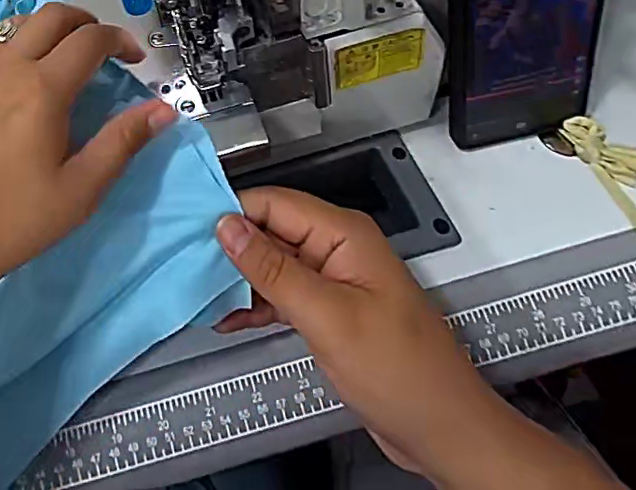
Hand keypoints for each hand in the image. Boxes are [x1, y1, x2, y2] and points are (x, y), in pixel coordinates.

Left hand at [0, 2, 175, 302]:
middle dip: (88, 21)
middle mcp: (9, 68)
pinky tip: (26, 75)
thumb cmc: (9, 221)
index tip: (135, 61)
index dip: (120, 41)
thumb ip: (123, 142)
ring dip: (53, 26)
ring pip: (21, 23)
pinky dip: (22, 39)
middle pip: (55, 15)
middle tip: (107, 49)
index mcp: (42, 87)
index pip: (91, 40)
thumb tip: (162, 110)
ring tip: (69, 56)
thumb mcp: (79, 190)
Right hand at [213, 187, 489, 478]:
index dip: (233, 211)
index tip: (192, 227)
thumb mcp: (328, 317)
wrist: (445, 433)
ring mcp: (330, 279)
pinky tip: (229, 317)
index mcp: (342, 233)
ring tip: (201, 292)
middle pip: (270, 230)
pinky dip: (256, 303)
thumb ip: (273, 269)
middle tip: (189, 263)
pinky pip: (282, 293)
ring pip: (272, 263)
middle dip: (231, 247)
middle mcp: (334, 247)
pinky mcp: (327, 308)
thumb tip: (228, 226)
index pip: (274, 202)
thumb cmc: (404, 373)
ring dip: (240, 279)